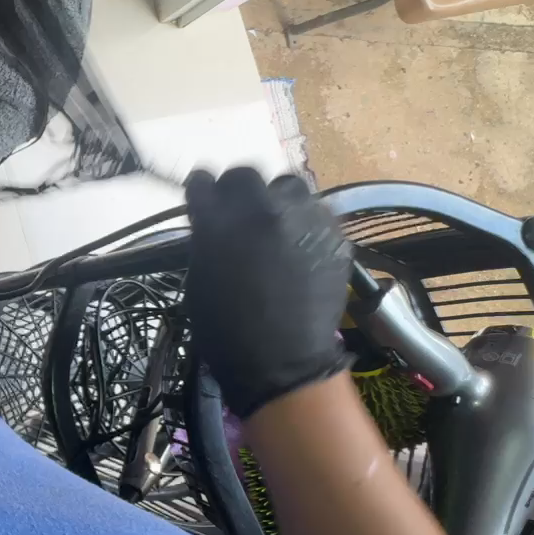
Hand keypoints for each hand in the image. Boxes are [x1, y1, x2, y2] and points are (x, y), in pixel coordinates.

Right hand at [183, 168, 351, 418]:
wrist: (280, 360)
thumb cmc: (223, 327)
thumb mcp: (199, 277)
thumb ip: (206, 239)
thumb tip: (215, 220)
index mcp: (217, 223)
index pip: (203, 182)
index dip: (200, 189)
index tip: (200, 197)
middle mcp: (261, 212)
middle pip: (246, 174)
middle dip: (236, 189)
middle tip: (234, 210)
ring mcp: (303, 220)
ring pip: (288, 186)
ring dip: (274, 199)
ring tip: (271, 224)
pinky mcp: (334, 235)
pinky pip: (315, 212)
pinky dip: (301, 222)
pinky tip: (294, 246)